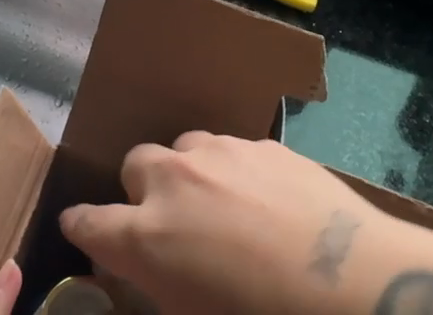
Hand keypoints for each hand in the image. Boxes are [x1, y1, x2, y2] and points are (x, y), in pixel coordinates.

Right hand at [58, 132, 395, 314]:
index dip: (80, 226)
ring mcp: (220, 153)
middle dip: (141, 190)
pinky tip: (264, 199)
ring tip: (218, 203)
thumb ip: (163, 289)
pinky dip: (232, 170)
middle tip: (168, 221)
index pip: (89, 223)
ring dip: (188, 172)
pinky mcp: (263, 143)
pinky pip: (231, 149)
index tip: (81, 226)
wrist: (352, 282)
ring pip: (183, 147)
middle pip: (135, 164)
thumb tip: (158, 273)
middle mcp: (174, 182)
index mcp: (147, 237)